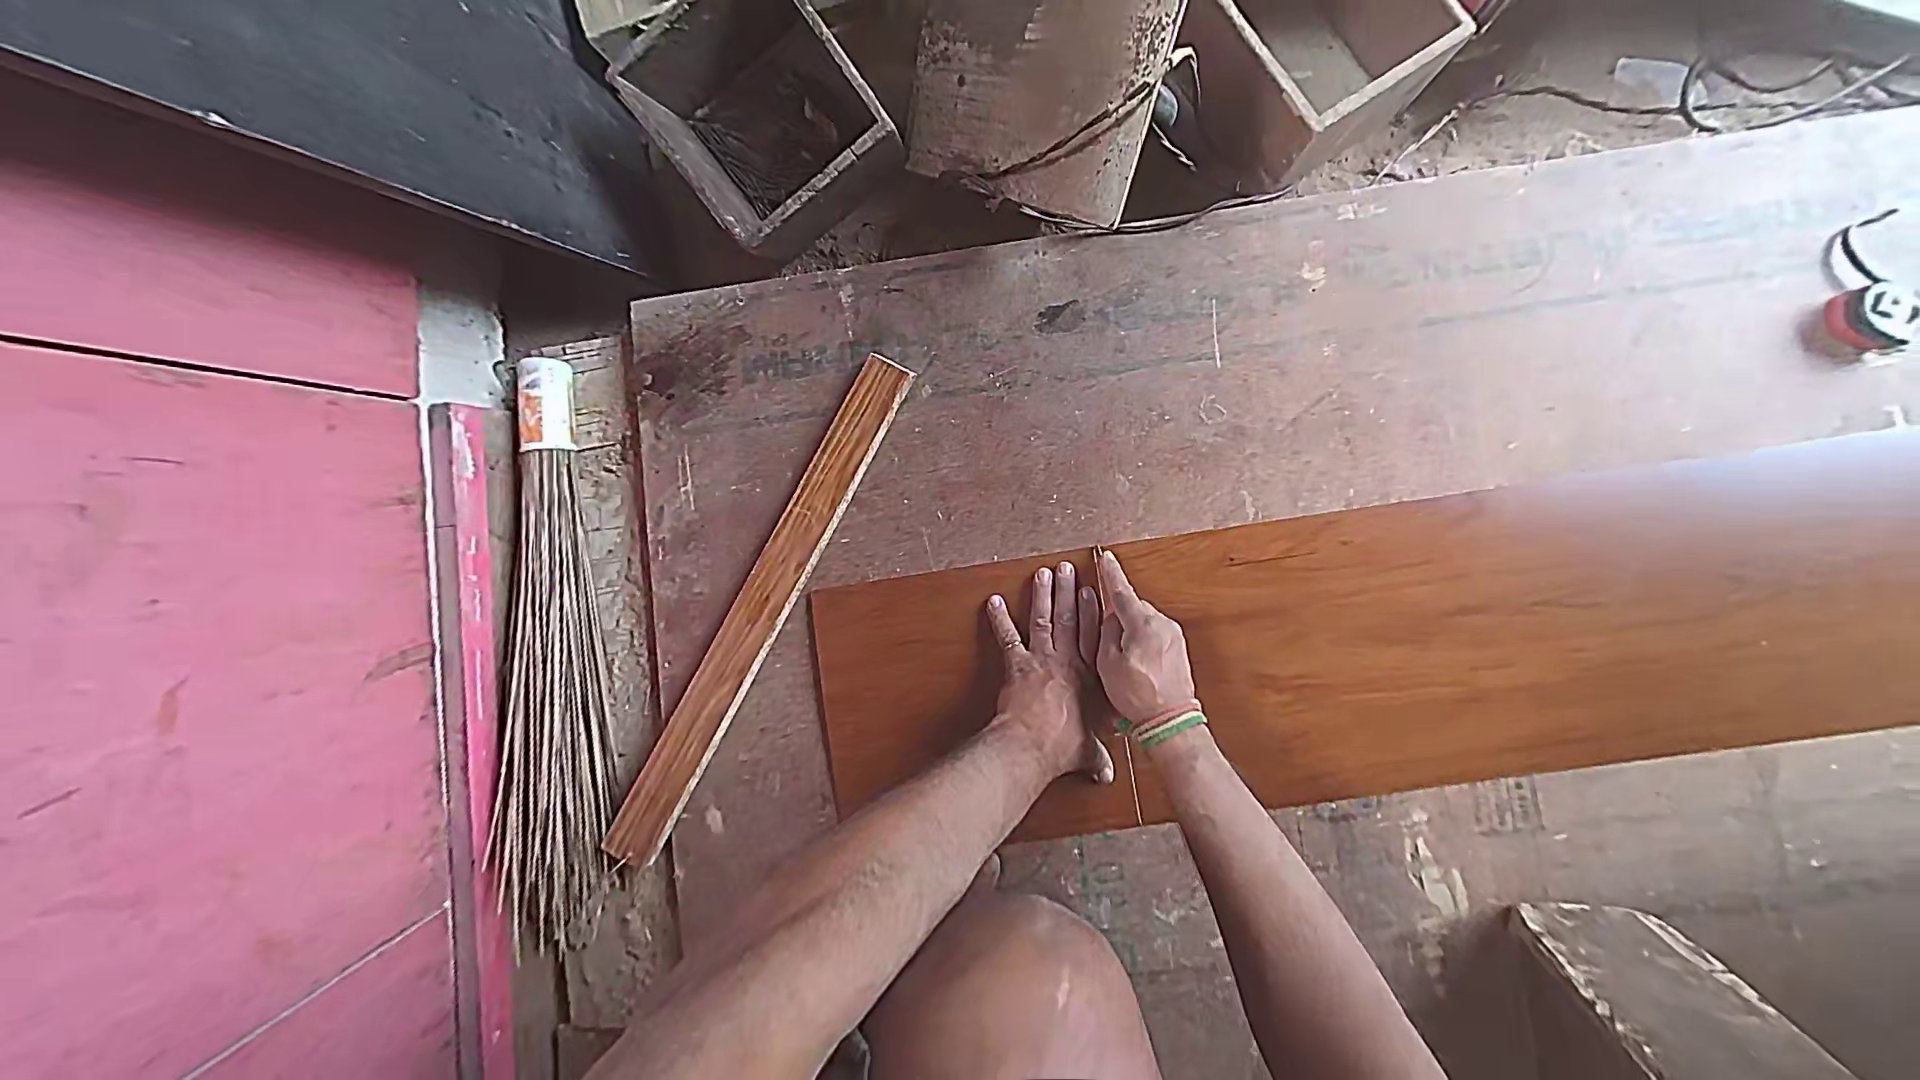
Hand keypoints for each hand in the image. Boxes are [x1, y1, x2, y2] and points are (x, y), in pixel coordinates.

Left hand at [985, 563, 1114, 784]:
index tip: (1095, 592)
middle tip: (1069, 569)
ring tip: (1043, 574)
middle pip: (1069, 619)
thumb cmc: (1063, 746)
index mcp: (1089, 677)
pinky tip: (994, 601)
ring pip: (1044, 620)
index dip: (1095, 613)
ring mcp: (1041, 659)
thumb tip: (1105, 775)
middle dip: (1069, 592)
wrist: (1033, 745)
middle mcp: (1066, 661)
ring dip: (1042, 595)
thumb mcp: (1087, 753)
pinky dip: (999, 619)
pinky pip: (1008, 637)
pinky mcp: (1017, 664)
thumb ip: (1096, 758)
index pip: (1095, 637)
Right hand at [1093, 549, 1198, 726]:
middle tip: (1107, 640)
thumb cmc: (1138, 695)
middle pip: (1133, 607)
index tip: (1105, 557)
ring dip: (1131, 632)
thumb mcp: (1108, 662)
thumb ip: (1107, 632)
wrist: (1170, 721)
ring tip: (1122, 659)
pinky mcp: (1178, 647)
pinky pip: (1154, 633)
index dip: (1110, 573)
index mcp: (1142, 623)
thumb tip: (1111, 617)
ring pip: (1144, 622)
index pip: (1121, 590)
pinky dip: (1142, 641)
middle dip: (1118, 616)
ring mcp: (1173, 635)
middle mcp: (1162, 624)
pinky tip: (1136, 662)